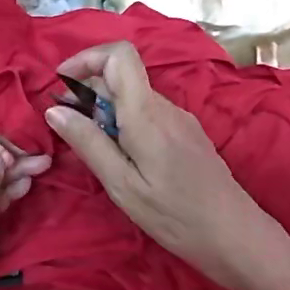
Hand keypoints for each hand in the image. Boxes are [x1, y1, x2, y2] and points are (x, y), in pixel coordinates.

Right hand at [43, 42, 277, 289]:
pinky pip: (147, 113)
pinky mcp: (186, 132)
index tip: (62, 85)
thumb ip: (88, 143)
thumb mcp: (122, 185)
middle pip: (121, 76)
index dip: (86, 58)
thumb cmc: (176, 217)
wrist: (235, 235)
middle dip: (87, 92)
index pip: (119, 54)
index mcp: (146, 113)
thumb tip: (54, 110)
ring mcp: (179, 117)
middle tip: (69, 129)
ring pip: (132, 96)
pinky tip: (121, 157)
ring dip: (105, 110)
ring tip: (94, 149)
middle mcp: (164, 106)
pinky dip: (124, 122)